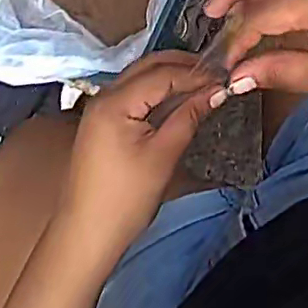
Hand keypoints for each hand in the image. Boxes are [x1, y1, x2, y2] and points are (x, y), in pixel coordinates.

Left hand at [57, 52, 219, 250]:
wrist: (83, 241)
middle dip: (183, 65)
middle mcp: (104, 97)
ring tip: (203, 83)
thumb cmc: (124, 200)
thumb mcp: (163, 155)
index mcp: (115, 102)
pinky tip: (178, 98)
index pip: (162, 74)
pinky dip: (158, 90)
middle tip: (216, 73)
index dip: (195, 73)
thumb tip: (217, 90)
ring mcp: (100, 109)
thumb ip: (189, 115)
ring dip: (171, 75)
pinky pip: (135, 93)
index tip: (224, 76)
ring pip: (141, 77)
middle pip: (149, 66)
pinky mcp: (102, 122)